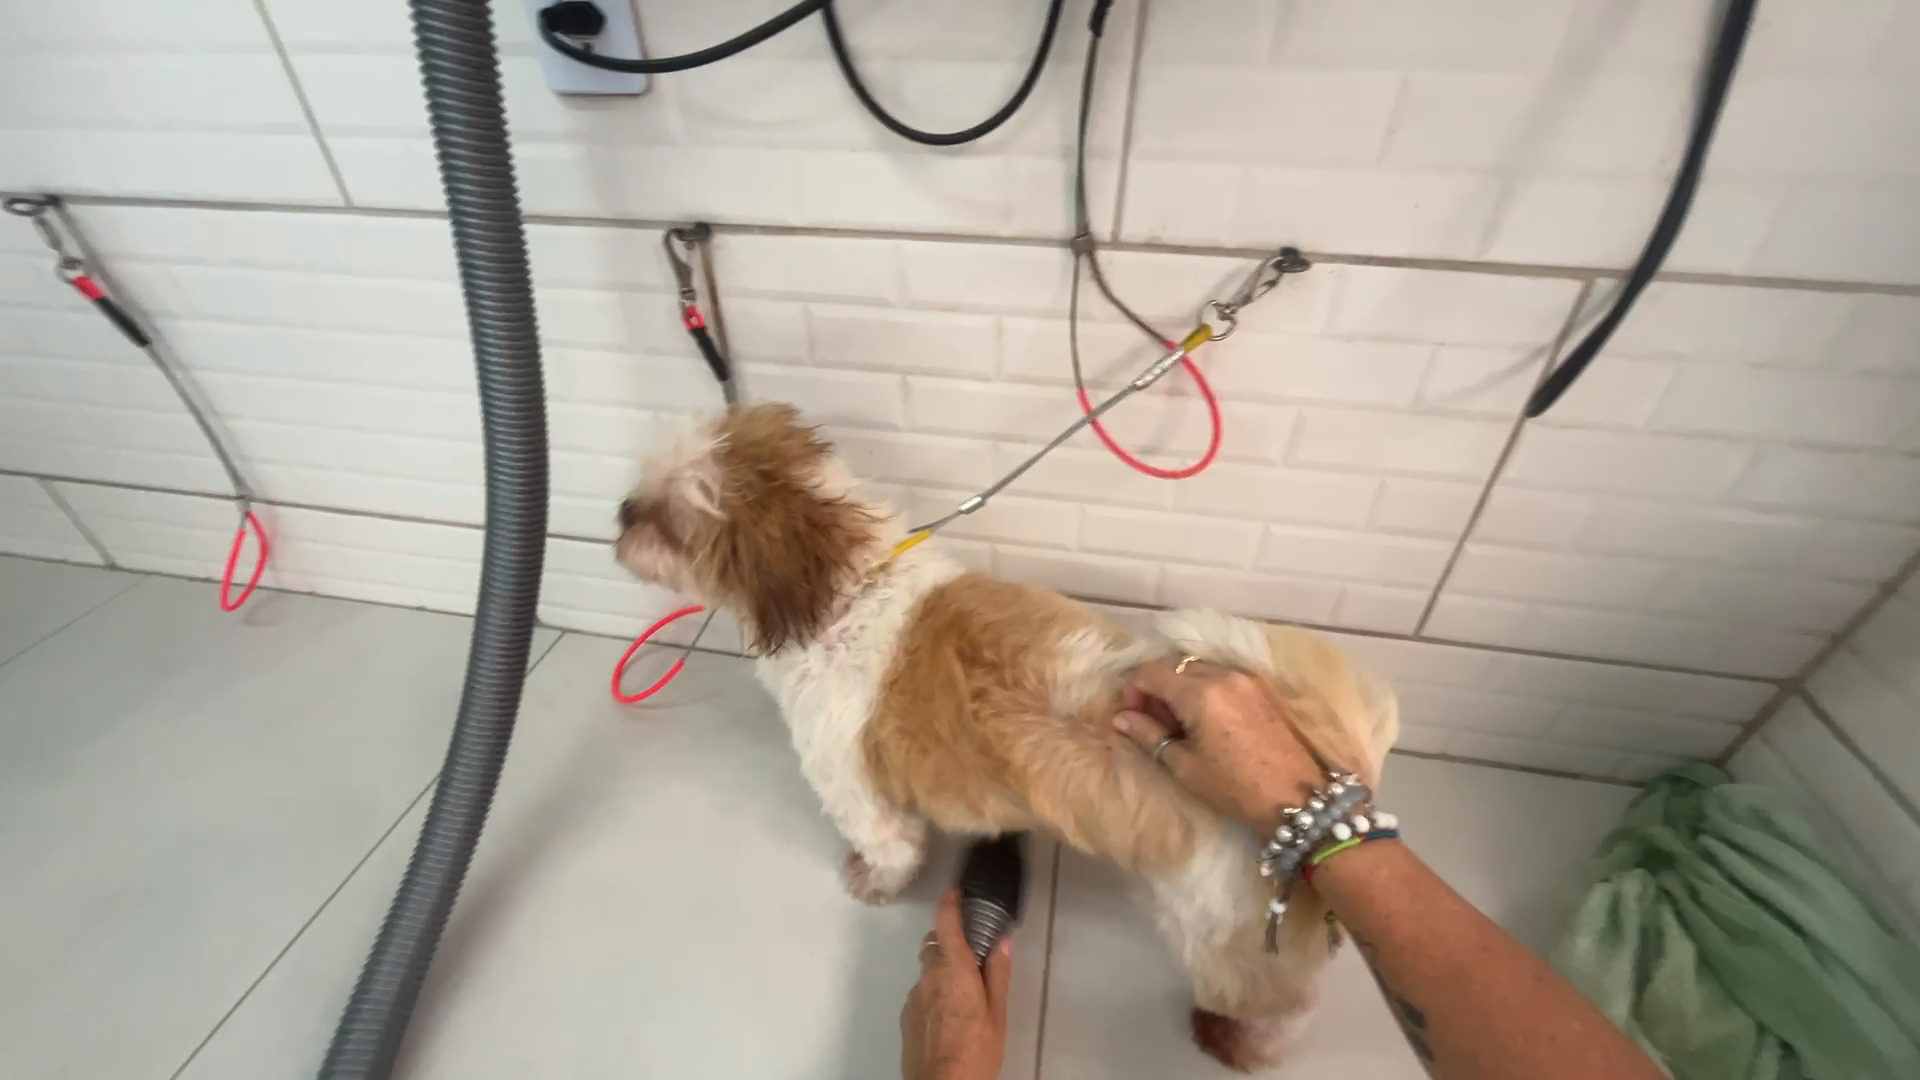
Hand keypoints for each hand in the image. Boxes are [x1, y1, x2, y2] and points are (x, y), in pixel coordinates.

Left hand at [900, 888, 1012, 1079]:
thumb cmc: (976, 1051)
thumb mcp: (997, 1015)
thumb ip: (997, 975)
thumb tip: (1002, 941)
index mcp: (955, 968)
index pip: (946, 923)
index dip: (949, 902)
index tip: (954, 892)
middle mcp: (930, 975)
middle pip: (934, 945)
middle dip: (948, 944)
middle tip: (968, 961)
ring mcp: (914, 996)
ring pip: (926, 971)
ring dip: (940, 973)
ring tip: (959, 999)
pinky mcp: (906, 1017)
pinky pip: (920, 994)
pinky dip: (931, 995)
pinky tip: (945, 1019)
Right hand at [1112, 658, 1323, 831]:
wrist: (1300, 799)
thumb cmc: (1235, 787)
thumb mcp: (1185, 766)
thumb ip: (1149, 735)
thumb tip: (1121, 718)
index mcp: (1199, 693)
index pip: (1150, 673)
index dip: (1133, 691)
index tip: (1133, 718)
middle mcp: (1221, 675)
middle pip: (1174, 667)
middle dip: (1158, 690)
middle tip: (1158, 725)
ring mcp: (1244, 678)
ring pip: (1197, 669)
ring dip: (1181, 688)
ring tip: (1183, 725)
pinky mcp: (1260, 688)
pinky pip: (1220, 676)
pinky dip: (1204, 689)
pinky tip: (1208, 721)